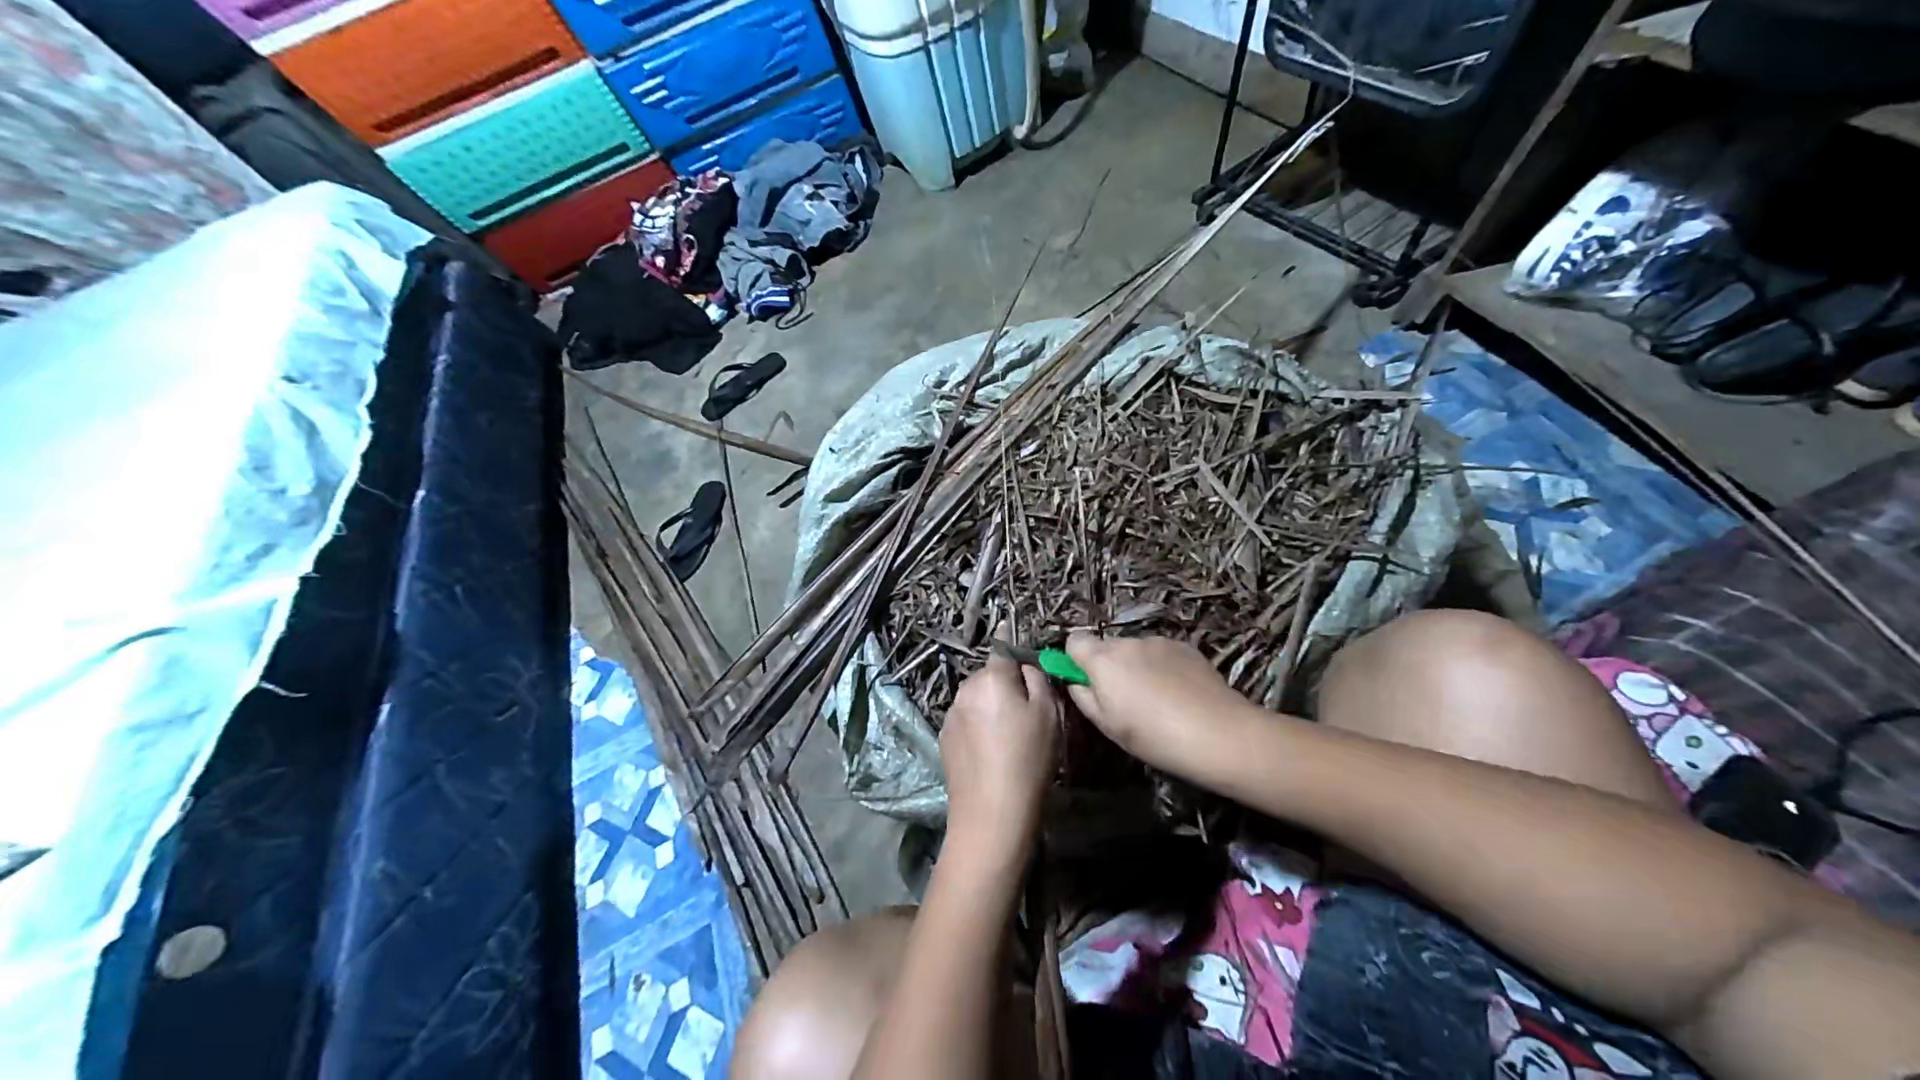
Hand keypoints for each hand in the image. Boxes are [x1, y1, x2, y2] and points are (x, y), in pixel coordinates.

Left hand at [940, 651, 1060, 852]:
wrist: (992, 812)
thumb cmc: (1028, 759)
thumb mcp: (1048, 713)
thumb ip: (1037, 679)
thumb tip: (1025, 665)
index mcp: (991, 678)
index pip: (1003, 648)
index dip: (1015, 649)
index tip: (1024, 654)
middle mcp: (965, 689)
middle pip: (989, 675)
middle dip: (1005, 684)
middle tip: (1027, 710)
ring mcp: (951, 714)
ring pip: (976, 698)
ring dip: (990, 705)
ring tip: (1008, 734)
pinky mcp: (944, 739)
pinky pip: (966, 720)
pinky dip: (978, 726)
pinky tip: (991, 751)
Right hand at [1063, 633, 1254, 773]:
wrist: (1218, 733)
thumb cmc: (1153, 736)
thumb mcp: (1107, 726)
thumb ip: (1084, 697)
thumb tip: (1077, 682)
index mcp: (1103, 659)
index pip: (1074, 640)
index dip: (1076, 659)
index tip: (1086, 682)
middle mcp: (1128, 642)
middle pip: (1106, 646)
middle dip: (1108, 666)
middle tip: (1123, 699)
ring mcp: (1159, 642)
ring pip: (1135, 650)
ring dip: (1136, 666)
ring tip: (1156, 700)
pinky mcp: (1186, 647)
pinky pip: (1161, 653)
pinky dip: (1161, 667)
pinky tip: (1178, 694)